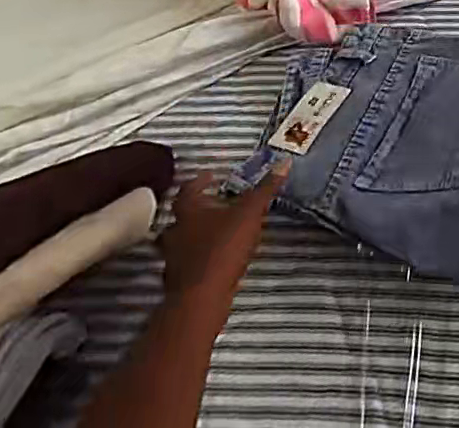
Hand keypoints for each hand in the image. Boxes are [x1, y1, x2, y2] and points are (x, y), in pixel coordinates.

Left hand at [158, 160, 289, 299]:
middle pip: (181, 216)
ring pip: (182, 239)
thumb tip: (283, 162)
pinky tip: (216, 255)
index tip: (211, 175)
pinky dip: (200, 254)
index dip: (200, 181)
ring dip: (196, 233)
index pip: (188, 190)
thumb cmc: (223, 246)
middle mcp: (176, 232)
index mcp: (188, 212)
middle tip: (214, 203)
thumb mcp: (251, 212)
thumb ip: (266, 188)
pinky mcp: (180, 279)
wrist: (201, 297)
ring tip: (217, 229)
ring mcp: (174, 258)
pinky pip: (188, 259)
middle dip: (197, 209)